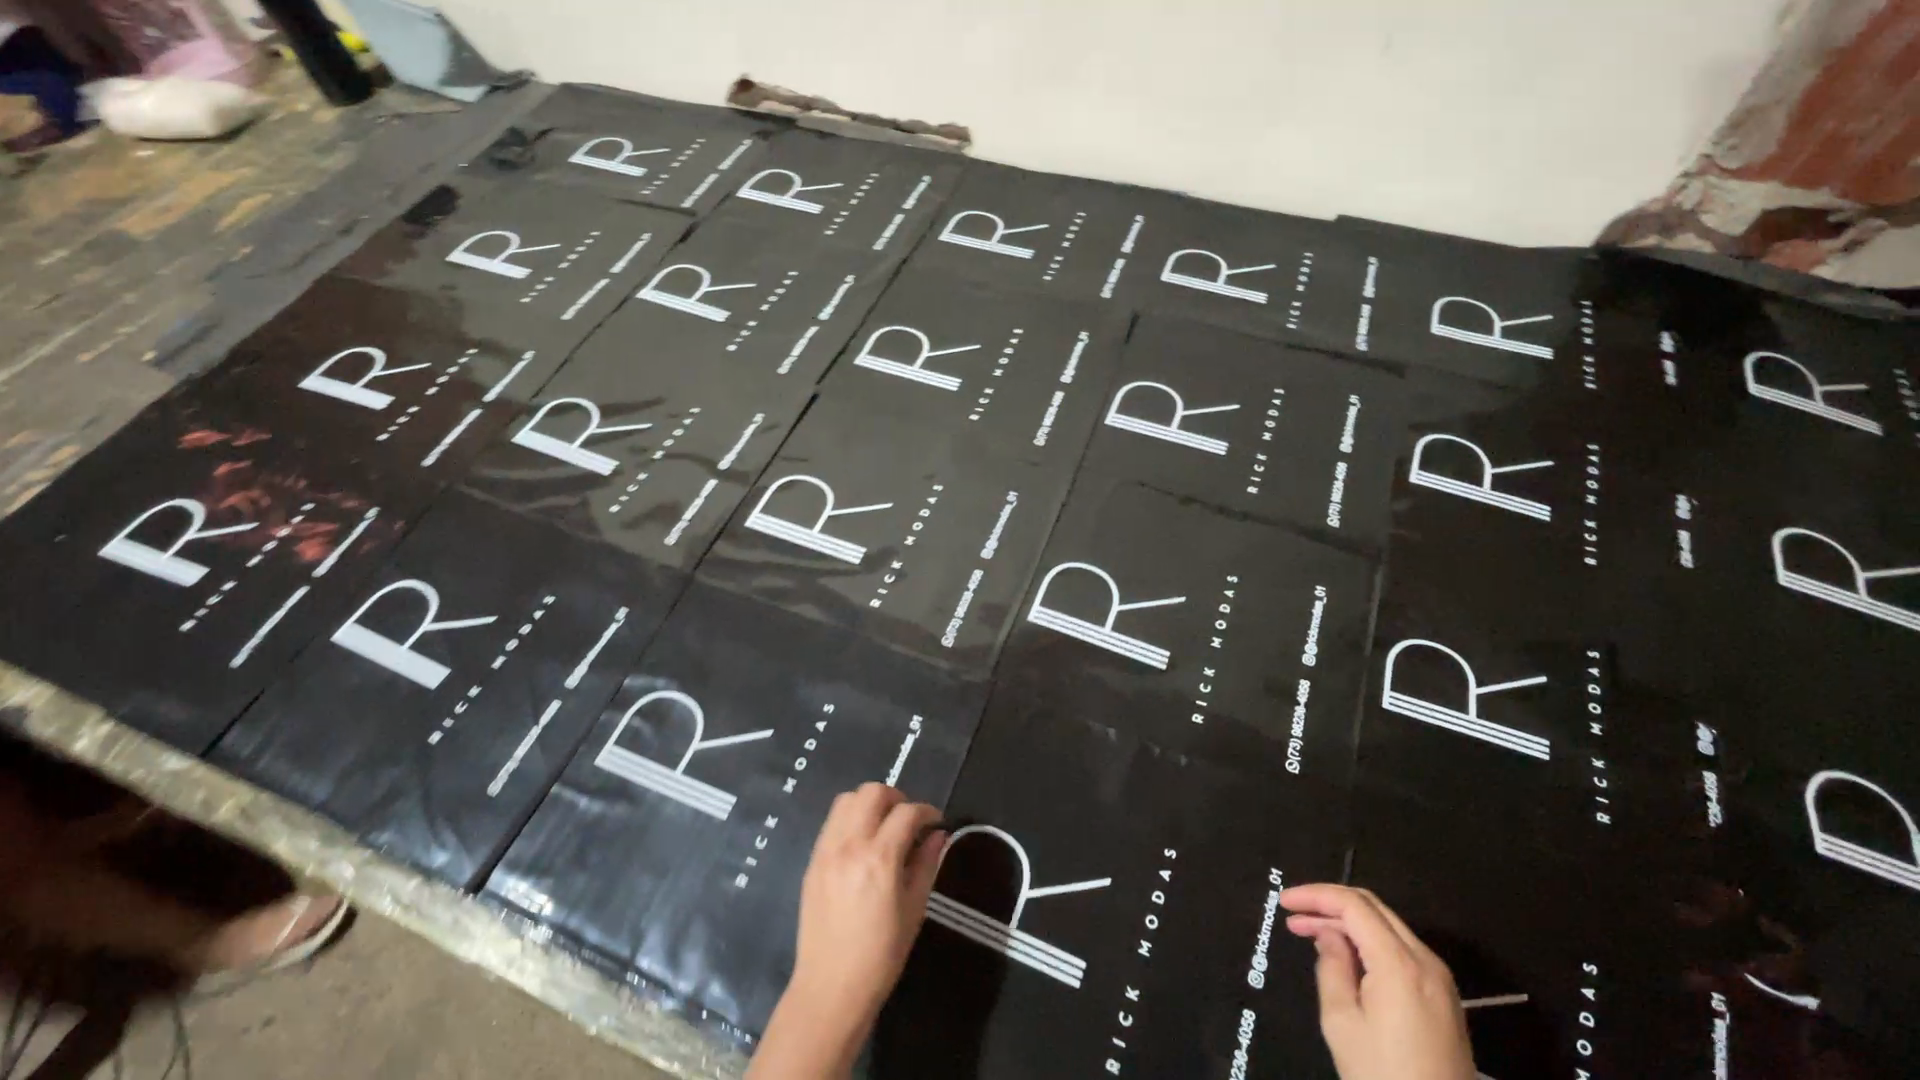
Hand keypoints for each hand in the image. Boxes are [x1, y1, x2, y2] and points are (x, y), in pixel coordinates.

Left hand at [749, 783, 944, 1079]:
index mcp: (880, 859)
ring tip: (884, 827)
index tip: (936, 823)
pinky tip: (862, 843)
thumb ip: (926, 864)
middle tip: (909, 821)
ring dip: (870, 804)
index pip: (907, 812)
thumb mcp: (914, 909)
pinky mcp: (812, 861)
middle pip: (872, 792)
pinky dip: (850, 819)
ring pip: (847, 799)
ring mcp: (826, 851)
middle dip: (897, 798)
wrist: (832, 985)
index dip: (927, 812)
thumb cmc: (882, 954)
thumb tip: (938, 835)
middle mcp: (850, 845)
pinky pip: (831, 822)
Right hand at [1280, 884, 1477, 1079]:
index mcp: (1399, 964)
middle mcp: (1426, 960)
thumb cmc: (1381, 1075)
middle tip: (1294, 917)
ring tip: (1312, 933)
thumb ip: (1332, 968)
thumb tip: (1328, 935)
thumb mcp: (1342, 1022)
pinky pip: (1401, 949)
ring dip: (1349, 922)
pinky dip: (1369, 941)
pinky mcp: (1443, 995)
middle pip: (1374, 909)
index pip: (1354, 906)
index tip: (1284, 902)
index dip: (1316, 896)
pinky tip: (1346, 956)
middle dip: (1330, 905)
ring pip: (1389, 926)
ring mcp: (1439, 978)